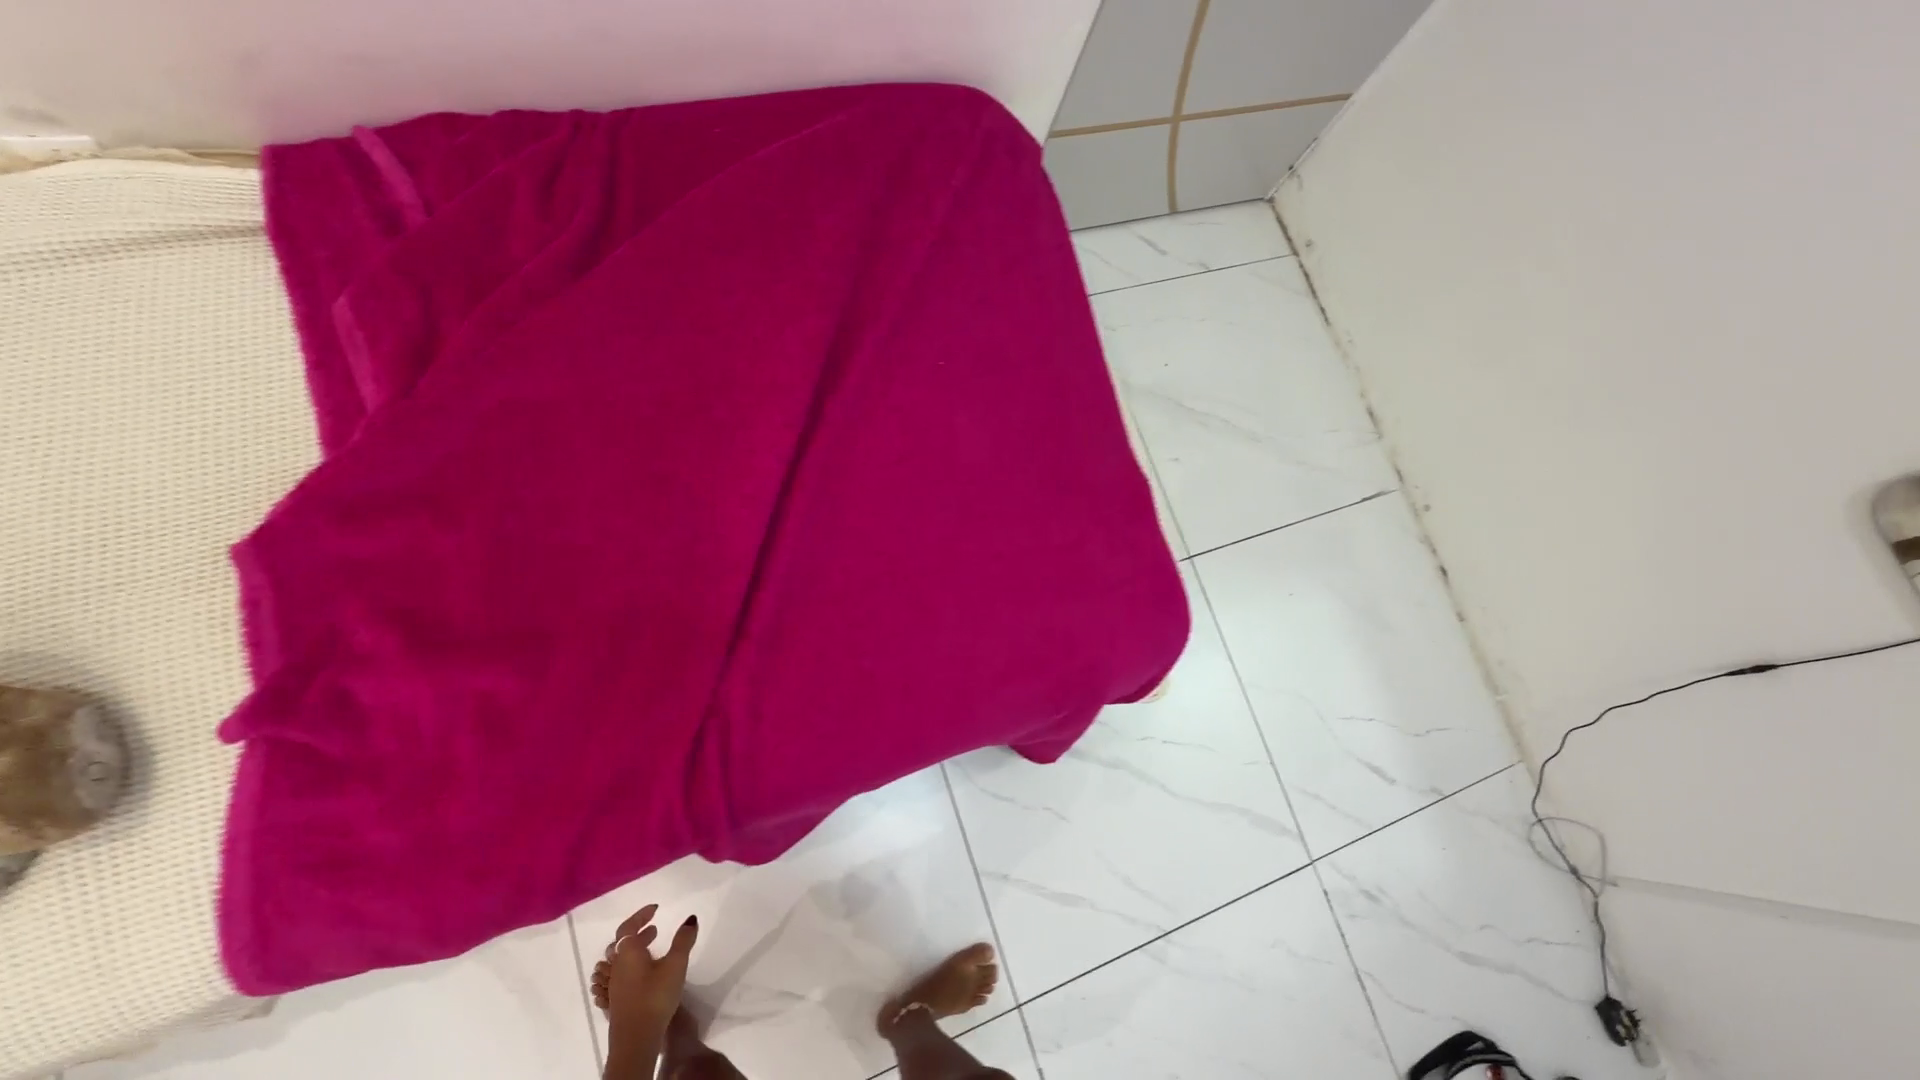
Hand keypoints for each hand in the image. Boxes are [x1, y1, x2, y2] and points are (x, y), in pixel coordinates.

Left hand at [592, 904, 698, 1053]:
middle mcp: (618, 965)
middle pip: (622, 942)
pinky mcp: (620, 997)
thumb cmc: (655, 996)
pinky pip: (625, 970)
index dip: (641, 915)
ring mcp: (617, 983)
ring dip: (637, 947)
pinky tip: (650, 971)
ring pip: (623, 957)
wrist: (635, 1038)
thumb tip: (690, 918)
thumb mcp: (675, 965)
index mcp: (628, 952)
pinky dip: (636, 961)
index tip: (655, 908)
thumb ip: (683, 941)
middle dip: (638, 930)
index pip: (629, 926)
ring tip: (654, 945)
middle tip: (654, 926)